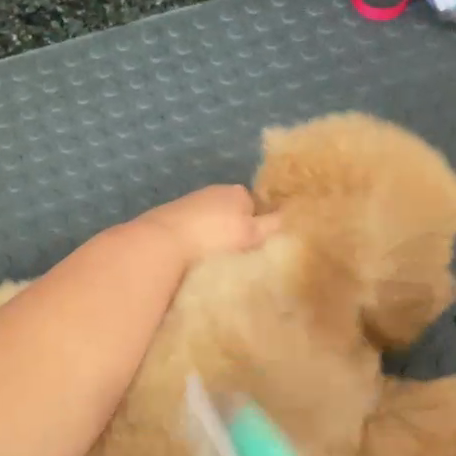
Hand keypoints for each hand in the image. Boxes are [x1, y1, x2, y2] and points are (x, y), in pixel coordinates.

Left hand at [131, 184, 279, 262]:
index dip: (260, 226)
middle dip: (236, 233)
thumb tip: (294, 216)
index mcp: (235, 192)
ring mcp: (187, 206)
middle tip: (242, 259)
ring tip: (218, 264)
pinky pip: (191, 234)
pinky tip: (195, 262)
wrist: (161, 244)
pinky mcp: (168, 222)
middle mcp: (211, 193)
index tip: (262, 248)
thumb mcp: (252, 232)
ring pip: (210, 225)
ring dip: (213, 241)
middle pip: (232, 215)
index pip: (256, 206)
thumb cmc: (214, 236)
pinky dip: (195, 246)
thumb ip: (274, 225)